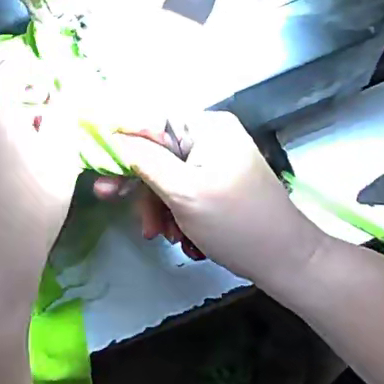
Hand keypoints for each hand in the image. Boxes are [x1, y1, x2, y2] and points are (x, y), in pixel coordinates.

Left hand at [0, 51, 83, 308]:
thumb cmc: (27, 208)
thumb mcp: (62, 155)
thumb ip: (61, 111)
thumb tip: (53, 93)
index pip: (17, 61)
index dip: (42, 71)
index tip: (60, 95)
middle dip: (23, 85)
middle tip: (49, 114)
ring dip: (7, 104)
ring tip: (32, 136)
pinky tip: (10, 151)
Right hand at [103, 111, 331, 284]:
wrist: (289, 263)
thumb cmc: (237, 224)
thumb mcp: (184, 192)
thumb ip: (144, 160)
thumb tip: (109, 134)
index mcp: (206, 126)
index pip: (147, 120)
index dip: (117, 140)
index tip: (94, 164)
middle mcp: (210, 134)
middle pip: (154, 149)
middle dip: (138, 183)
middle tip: (110, 201)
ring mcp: (214, 158)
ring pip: (163, 174)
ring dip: (155, 205)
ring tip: (162, 235)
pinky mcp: (216, 181)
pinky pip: (180, 187)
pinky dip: (173, 211)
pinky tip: (179, 236)